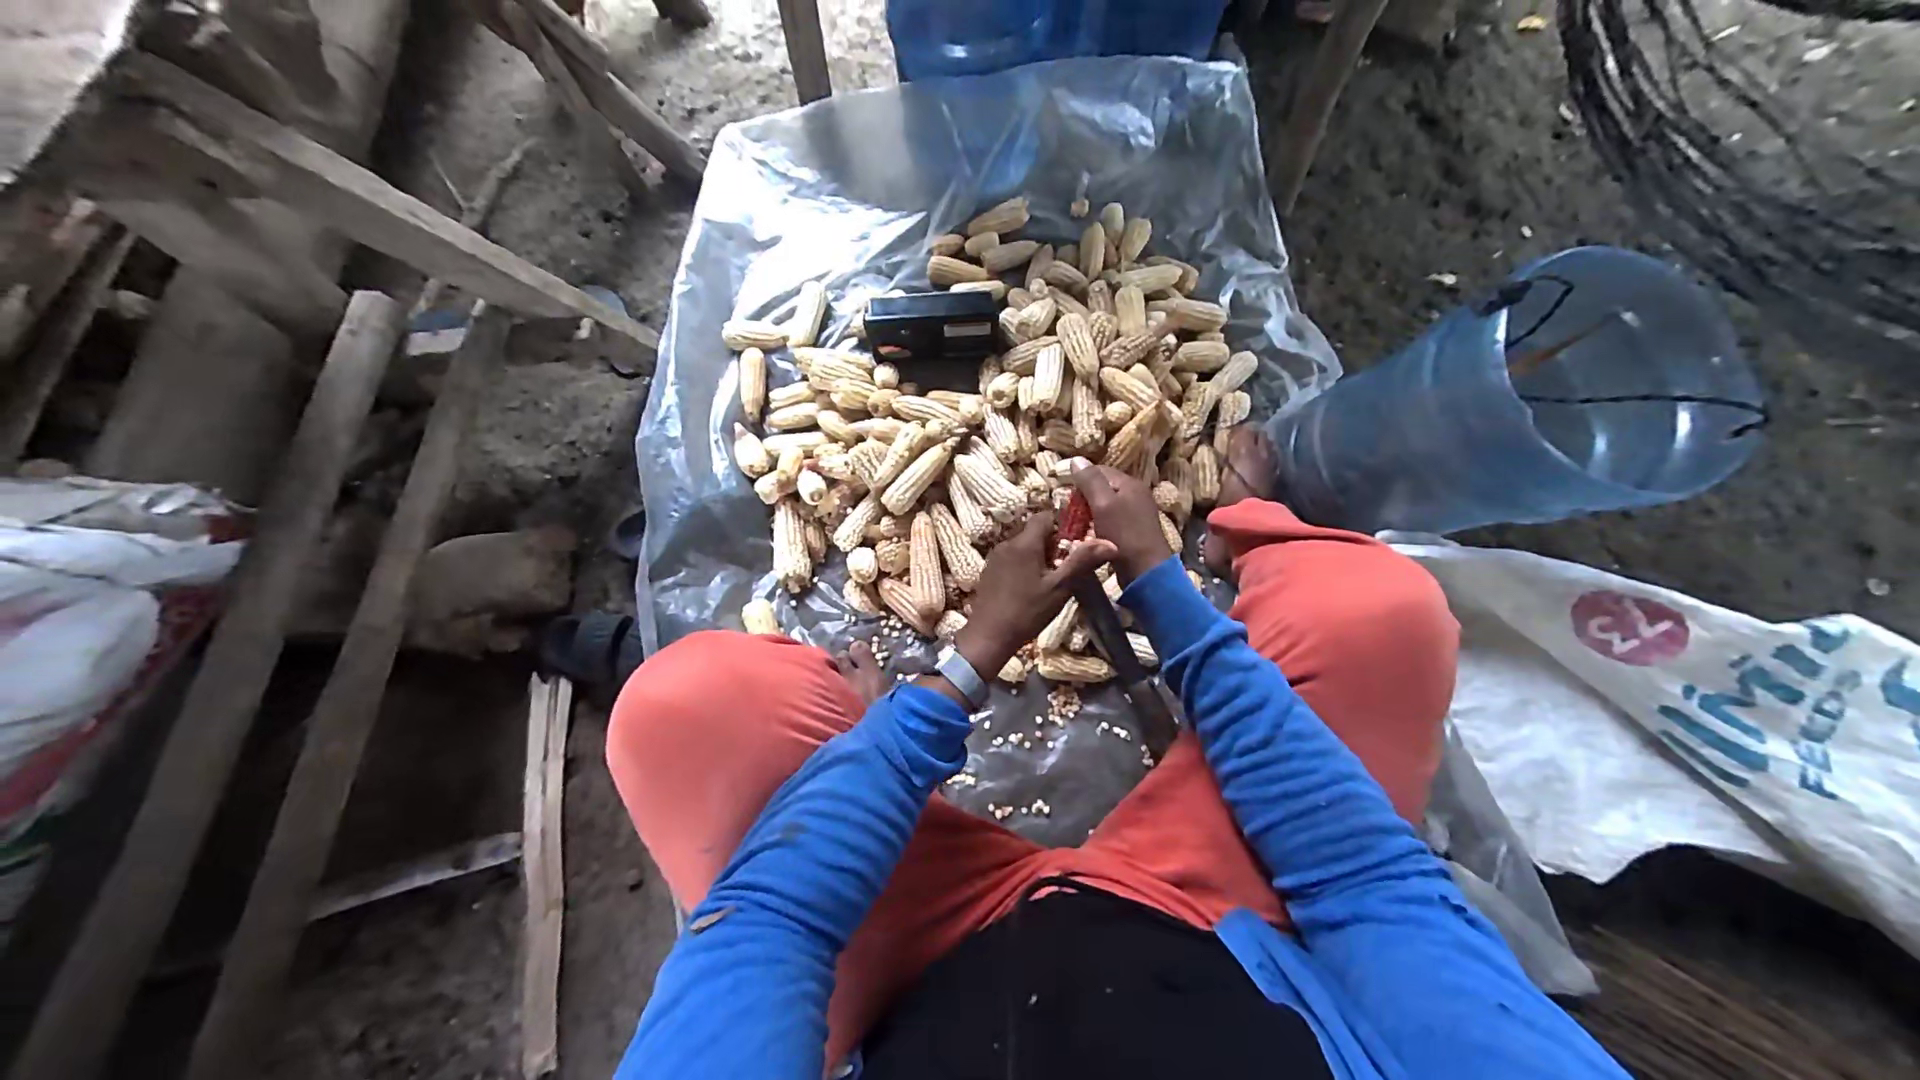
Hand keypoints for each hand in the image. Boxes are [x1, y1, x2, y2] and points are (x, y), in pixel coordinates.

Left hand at [950, 512, 1114, 677]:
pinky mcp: (989, 571)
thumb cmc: (1027, 611)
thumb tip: (1111, 543)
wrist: (988, 636)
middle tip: (1063, 570)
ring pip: (1023, 547)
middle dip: (1052, 546)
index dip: (1062, 527)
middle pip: (1034, 532)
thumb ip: (1082, 562)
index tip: (1072, 547)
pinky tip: (1028, 590)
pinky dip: (1023, 567)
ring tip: (1047, 583)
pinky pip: (1011, 559)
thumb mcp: (1060, 588)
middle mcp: (1007, 543)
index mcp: (1025, 543)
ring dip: (1038, 558)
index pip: (1045, 517)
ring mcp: (995, 557)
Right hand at [1070, 464, 1170, 583]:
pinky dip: (1096, 524)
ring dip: (1088, 513)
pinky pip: (1109, 520)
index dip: (1079, 478)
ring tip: (1073, 523)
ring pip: (1104, 505)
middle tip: (1066, 511)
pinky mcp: (1132, 531)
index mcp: (1129, 484)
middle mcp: (1134, 494)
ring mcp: (1135, 513)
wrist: (1146, 570)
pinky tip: (1087, 535)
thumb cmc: (1124, 534)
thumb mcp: (1103, 504)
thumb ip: (1090, 481)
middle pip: (1102, 488)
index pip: (1099, 470)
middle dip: (1082, 497)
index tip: (1062, 492)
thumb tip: (1076, 458)